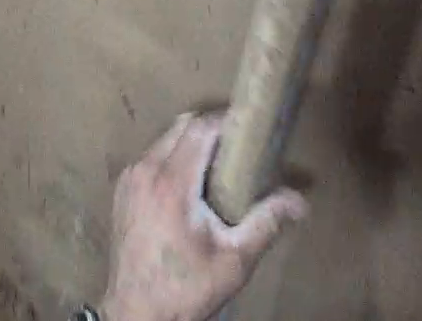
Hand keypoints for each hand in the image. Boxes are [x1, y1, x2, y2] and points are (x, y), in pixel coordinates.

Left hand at [99, 113, 306, 320]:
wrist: (136, 316)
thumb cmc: (185, 289)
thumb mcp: (233, 261)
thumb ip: (266, 223)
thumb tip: (299, 200)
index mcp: (172, 182)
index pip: (201, 128)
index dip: (226, 120)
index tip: (249, 127)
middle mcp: (146, 170)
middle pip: (182, 126)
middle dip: (211, 129)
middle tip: (238, 148)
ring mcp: (129, 178)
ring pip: (165, 138)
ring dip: (191, 142)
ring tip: (218, 166)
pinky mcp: (122, 189)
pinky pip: (152, 156)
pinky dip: (173, 157)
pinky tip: (190, 184)